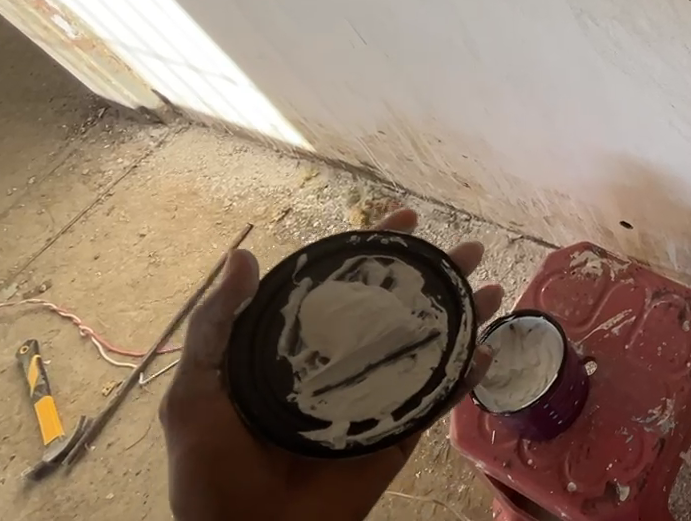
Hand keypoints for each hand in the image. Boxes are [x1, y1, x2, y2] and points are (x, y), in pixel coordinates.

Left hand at [160, 209, 504, 520]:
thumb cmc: (213, 473)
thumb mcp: (196, 397)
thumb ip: (215, 329)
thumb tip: (244, 256)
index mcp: (306, 346)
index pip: (349, 282)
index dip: (380, 246)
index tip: (408, 218)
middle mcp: (350, 360)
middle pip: (403, 304)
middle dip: (440, 272)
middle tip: (470, 249)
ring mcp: (380, 394)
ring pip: (432, 343)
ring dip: (466, 314)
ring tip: (494, 289)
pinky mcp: (399, 431)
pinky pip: (440, 397)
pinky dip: (467, 374)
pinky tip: (486, 350)